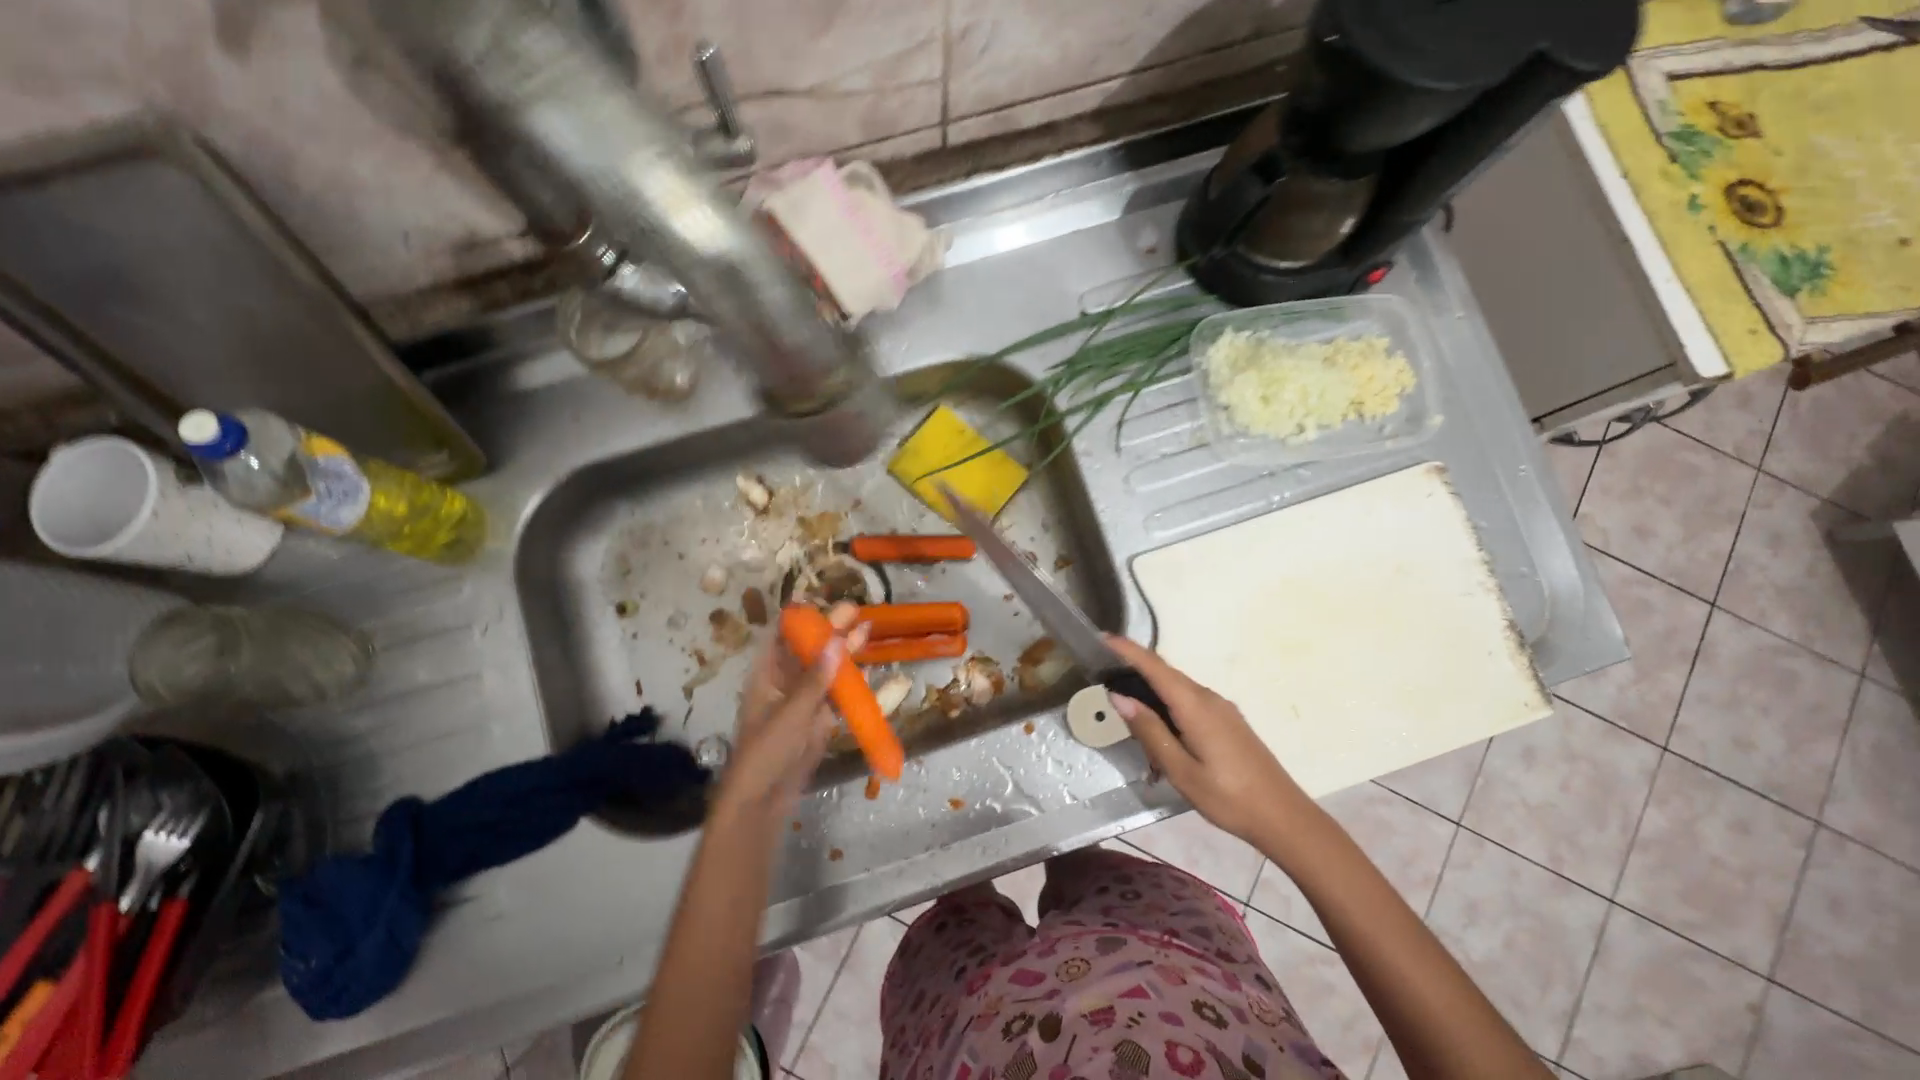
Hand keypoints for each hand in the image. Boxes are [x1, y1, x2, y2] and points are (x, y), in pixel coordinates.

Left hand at [714, 604, 868, 824]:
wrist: (763, 799)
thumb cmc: (766, 751)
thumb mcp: (791, 712)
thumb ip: (816, 678)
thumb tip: (837, 641)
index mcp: (766, 675)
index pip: (780, 636)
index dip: (799, 618)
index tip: (820, 600)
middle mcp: (784, 683)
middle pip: (808, 650)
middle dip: (830, 630)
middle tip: (855, 609)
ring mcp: (802, 702)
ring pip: (826, 670)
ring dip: (844, 652)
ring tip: (867, 629)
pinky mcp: (818, 721)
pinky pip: (837, 696)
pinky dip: (852, 682)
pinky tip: (870, 667)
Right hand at [1104, 635, 1311, 846]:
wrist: (1282, 816)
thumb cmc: (1228, 797)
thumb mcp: (1181, 770)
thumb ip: (1150, 731)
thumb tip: (1119, 697)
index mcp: (1196, 707)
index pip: (1156, 667)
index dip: (1128, 650)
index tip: (1103, 638)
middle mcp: (1210, 699)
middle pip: (1167, 675)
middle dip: (1135, 671)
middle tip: (1105, 682)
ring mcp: (1223, 710)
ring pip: (1179, 691)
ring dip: (1153, 694)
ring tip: (1130, 717)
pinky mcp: (1228, 722)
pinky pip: (1191, 703)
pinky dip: (1169, 707)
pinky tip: (1161, 732)